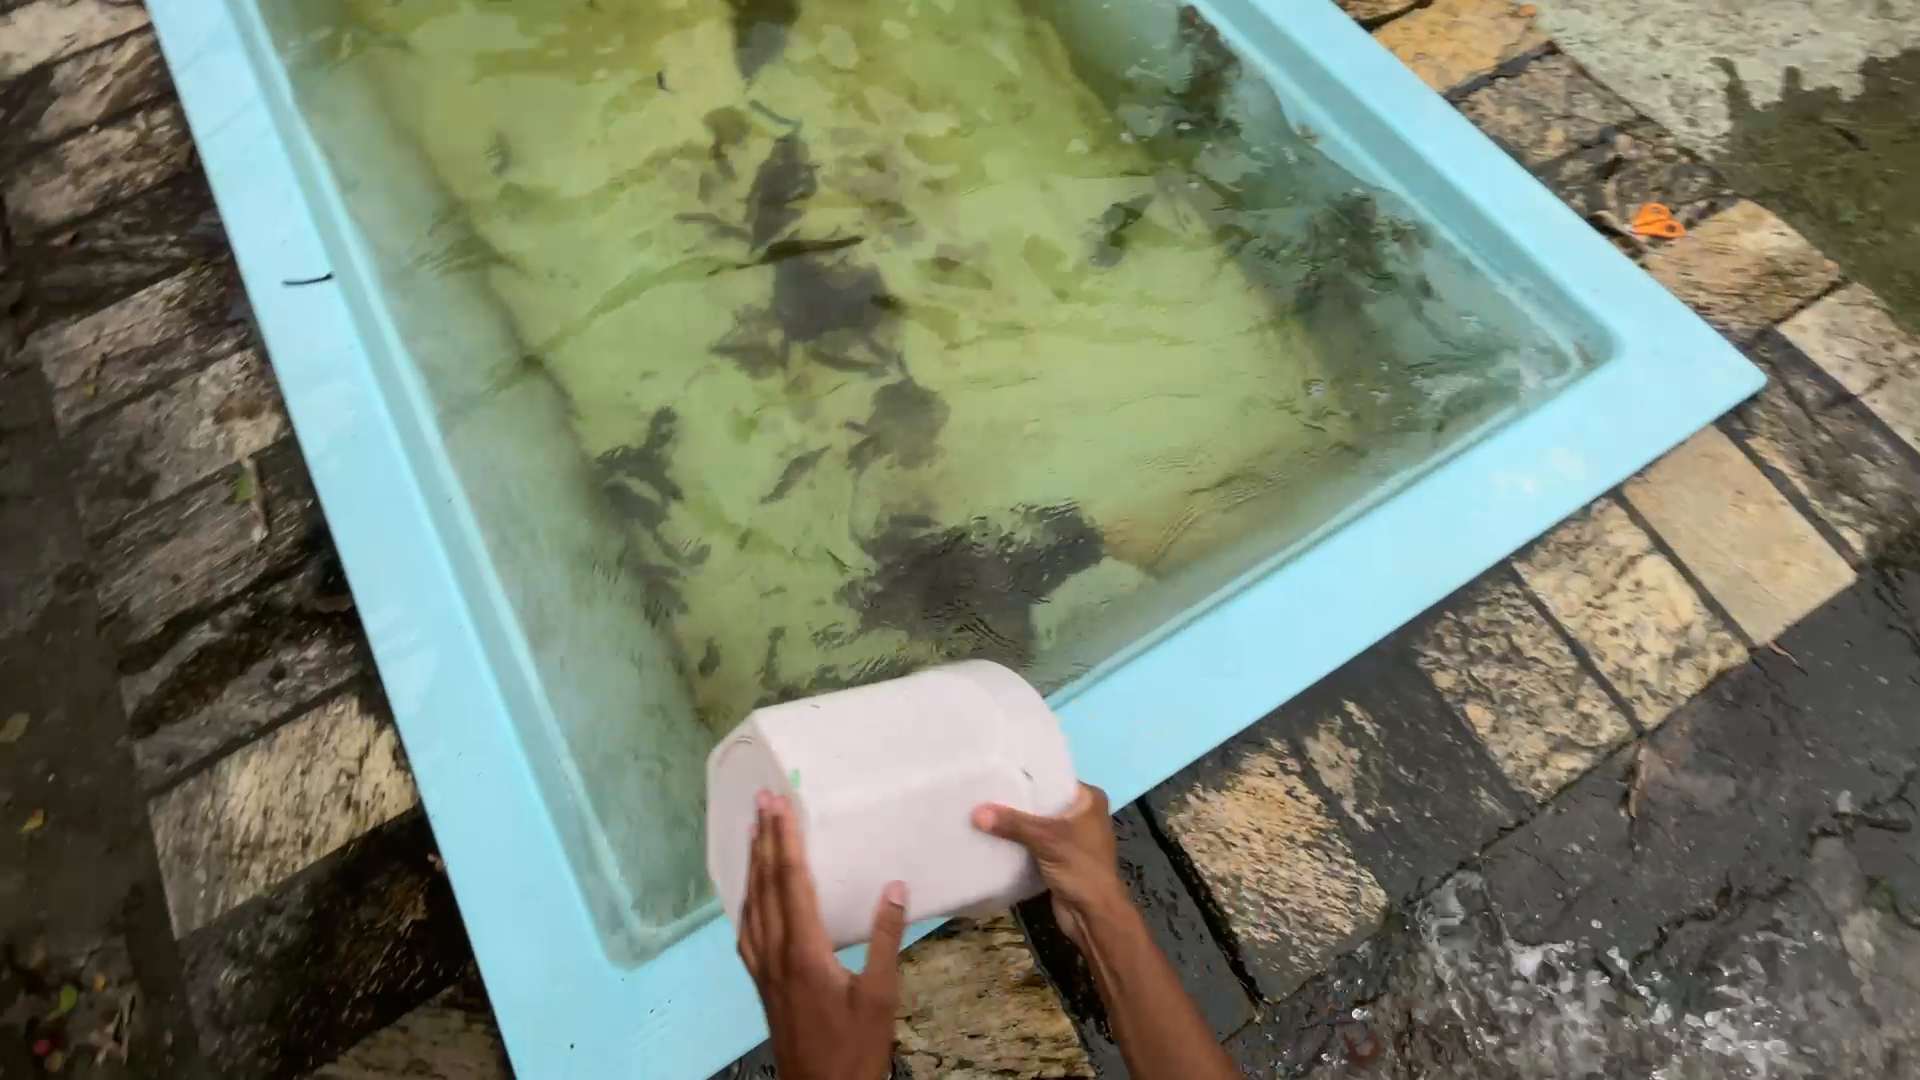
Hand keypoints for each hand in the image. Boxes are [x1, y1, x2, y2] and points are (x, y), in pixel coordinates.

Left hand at [737, 791, 907, 1079]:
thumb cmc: (855, 1047)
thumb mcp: (881, 994)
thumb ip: (885, 939)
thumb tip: (894, 886)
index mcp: (805, 951)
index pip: (791, 881)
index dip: (784, 840)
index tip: (778, 806)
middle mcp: (776, 954)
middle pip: (766, 885)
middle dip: (764, 839)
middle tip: (761, 801)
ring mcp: (764, 970)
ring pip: (752, 905)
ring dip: (753, 864)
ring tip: (754, 832)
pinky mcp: (763, 983)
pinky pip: (747, 931)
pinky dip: (747, 900)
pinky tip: (749, 894)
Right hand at [972, 783, 1124, 947]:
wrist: (1093, 916)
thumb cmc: (1080, 867)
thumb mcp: (1046, 839)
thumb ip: (1012, 824)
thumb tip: (975, 812)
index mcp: (1089, 799)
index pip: (1055, 777)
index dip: (1029, 775)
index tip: (1000, 767)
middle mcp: (1082, 813)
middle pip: (1044, 800)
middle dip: (1019, 798)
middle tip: (986, 787)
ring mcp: (1070, 836)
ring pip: (1038, 821)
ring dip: (1016, 820)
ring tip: (984, 806)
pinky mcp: (1059, 856)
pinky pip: (1034, 840)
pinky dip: (1018, 838)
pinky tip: (994, 832)